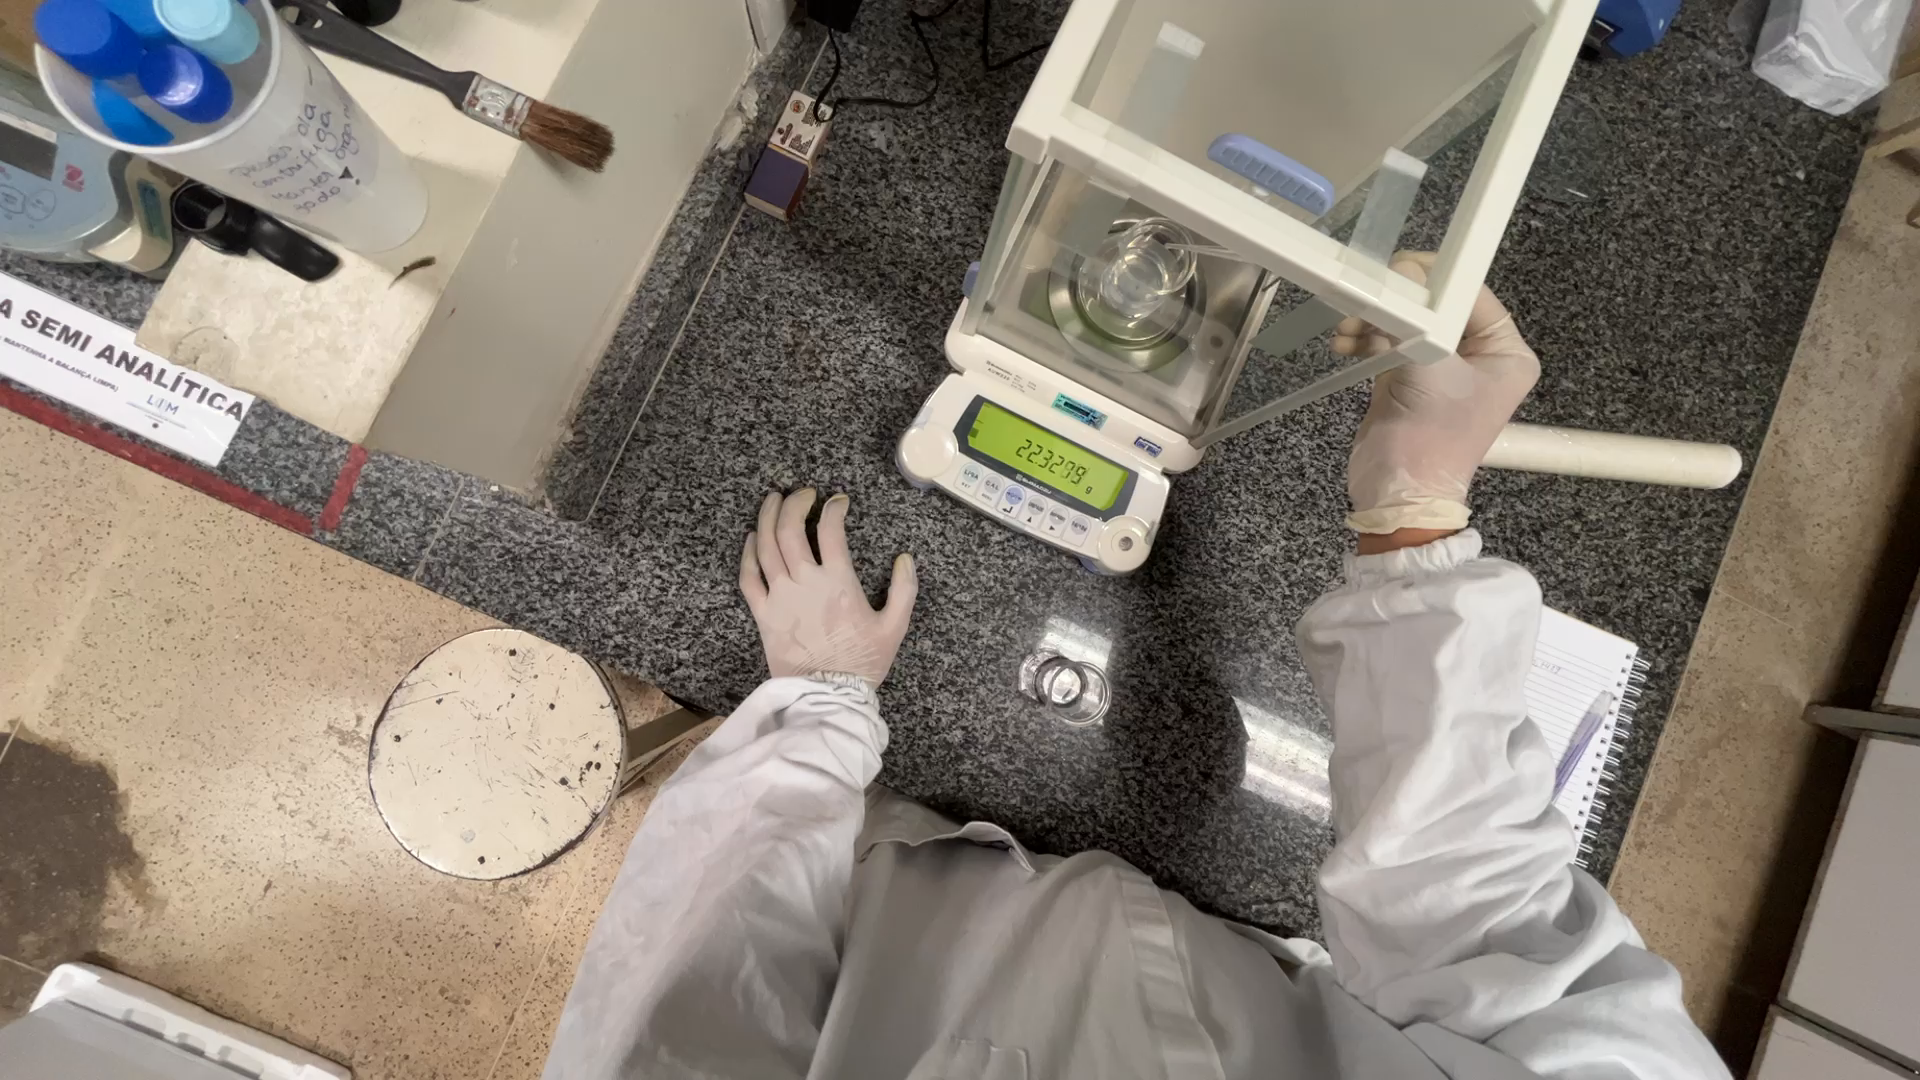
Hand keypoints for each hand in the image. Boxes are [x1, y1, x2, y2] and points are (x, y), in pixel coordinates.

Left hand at [739, 489, 917, 687]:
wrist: (827, 697)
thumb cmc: (862, 663)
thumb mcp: (895, 627)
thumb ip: (904, 589)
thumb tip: (905, 558)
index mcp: (838, 582)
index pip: (830, 529)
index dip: (834, 508)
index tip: (838, 501)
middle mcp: (804, 582)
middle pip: (790, 529)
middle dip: (795, 503)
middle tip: (803, 493)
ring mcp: (779, 597)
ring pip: (765, 545)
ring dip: (768, 517)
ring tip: (774, 500)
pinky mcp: (762, 614)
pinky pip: (748, 576)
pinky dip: (748, 553)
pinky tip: (750, 538)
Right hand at [1332, 252, 1538, 534]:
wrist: (1397, 492)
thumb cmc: (1428, 438)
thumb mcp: (1428, 369)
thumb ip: (1413, 321)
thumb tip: (1395, 279)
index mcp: (1504, 355)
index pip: (1473, 297)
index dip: (1436, 280)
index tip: (1399, 268)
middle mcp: (1475, 360)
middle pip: (1434, 310)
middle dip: (1395, 305)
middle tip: (1367, 299)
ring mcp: (1437, 372)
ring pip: (1405, 326)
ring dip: (1373, 323)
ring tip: (1346, 330)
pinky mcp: (1403, 384)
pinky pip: (1385, 346)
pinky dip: (1365, 340)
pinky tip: (1345, 343)